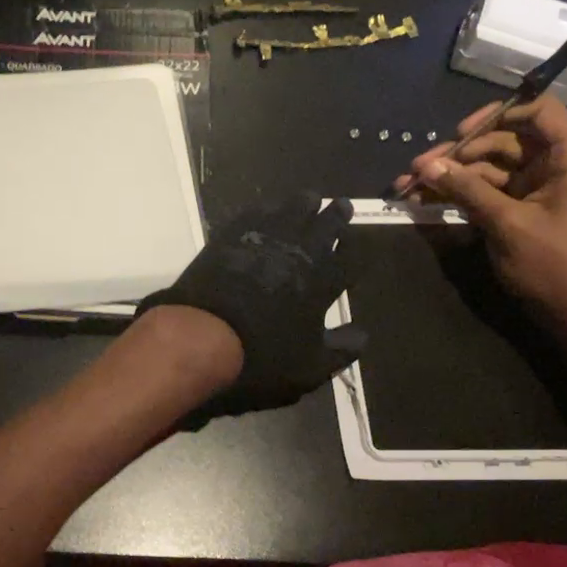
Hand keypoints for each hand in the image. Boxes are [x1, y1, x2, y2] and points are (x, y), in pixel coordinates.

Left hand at [138, 194, 363, 421]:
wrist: (204, 336)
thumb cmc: (261, 357)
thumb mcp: (308, 367)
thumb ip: (339, 350)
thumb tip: (363, 335)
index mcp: (323, 283)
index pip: (348, 261)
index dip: (354, 252)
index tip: (356, 243)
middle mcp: (299, 254)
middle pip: (325, 226)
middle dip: (336, 216)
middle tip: (341, 205)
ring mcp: (263, 241)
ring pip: (291, 211)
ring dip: (303, 204)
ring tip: (308, 199)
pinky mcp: (228, 239)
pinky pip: (252, 215)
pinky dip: (263, 210)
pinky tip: (264, 208)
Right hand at [393, 96, 566, 332]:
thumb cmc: (554, 264)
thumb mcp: (508, 224)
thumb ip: (468, 191)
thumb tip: (427, 166)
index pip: (538, 112)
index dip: (498, 115)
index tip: (459, 132)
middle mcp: (553, 166)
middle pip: (502, 142)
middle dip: (459, 154)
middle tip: (417, 168)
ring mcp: (533, 190)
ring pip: (486, 170)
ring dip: (449, 177)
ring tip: (408, 187)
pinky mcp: (517, 212)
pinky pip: (484, 193)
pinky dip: (457, 195)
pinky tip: (424, 200)